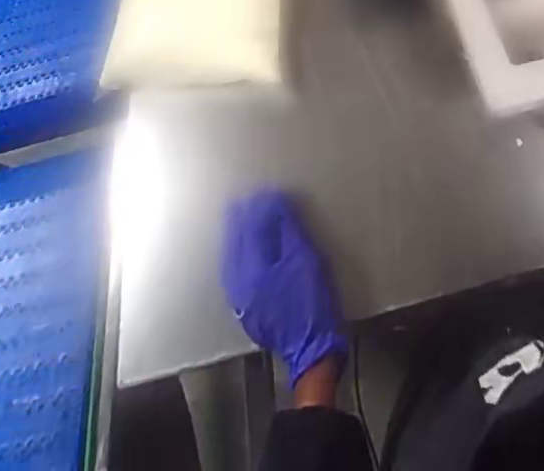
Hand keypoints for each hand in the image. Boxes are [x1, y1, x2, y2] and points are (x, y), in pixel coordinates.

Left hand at [221, 189, 348, 385]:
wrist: (312, 350)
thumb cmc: (312, 302)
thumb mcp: (305, 260)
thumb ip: (288, 231)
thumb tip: (276, 205)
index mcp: (252, 268)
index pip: (250, 228)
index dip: (257, 208)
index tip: (264, 193)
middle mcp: (238, 281)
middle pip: (235, 240)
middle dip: (241, 218)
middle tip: (246, 200)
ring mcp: (238, 295)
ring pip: (231, 255)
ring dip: (237, 234)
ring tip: (242, 217)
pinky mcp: (244, 305)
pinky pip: (234, 270)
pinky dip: (238, 253)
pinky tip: (244, 247)